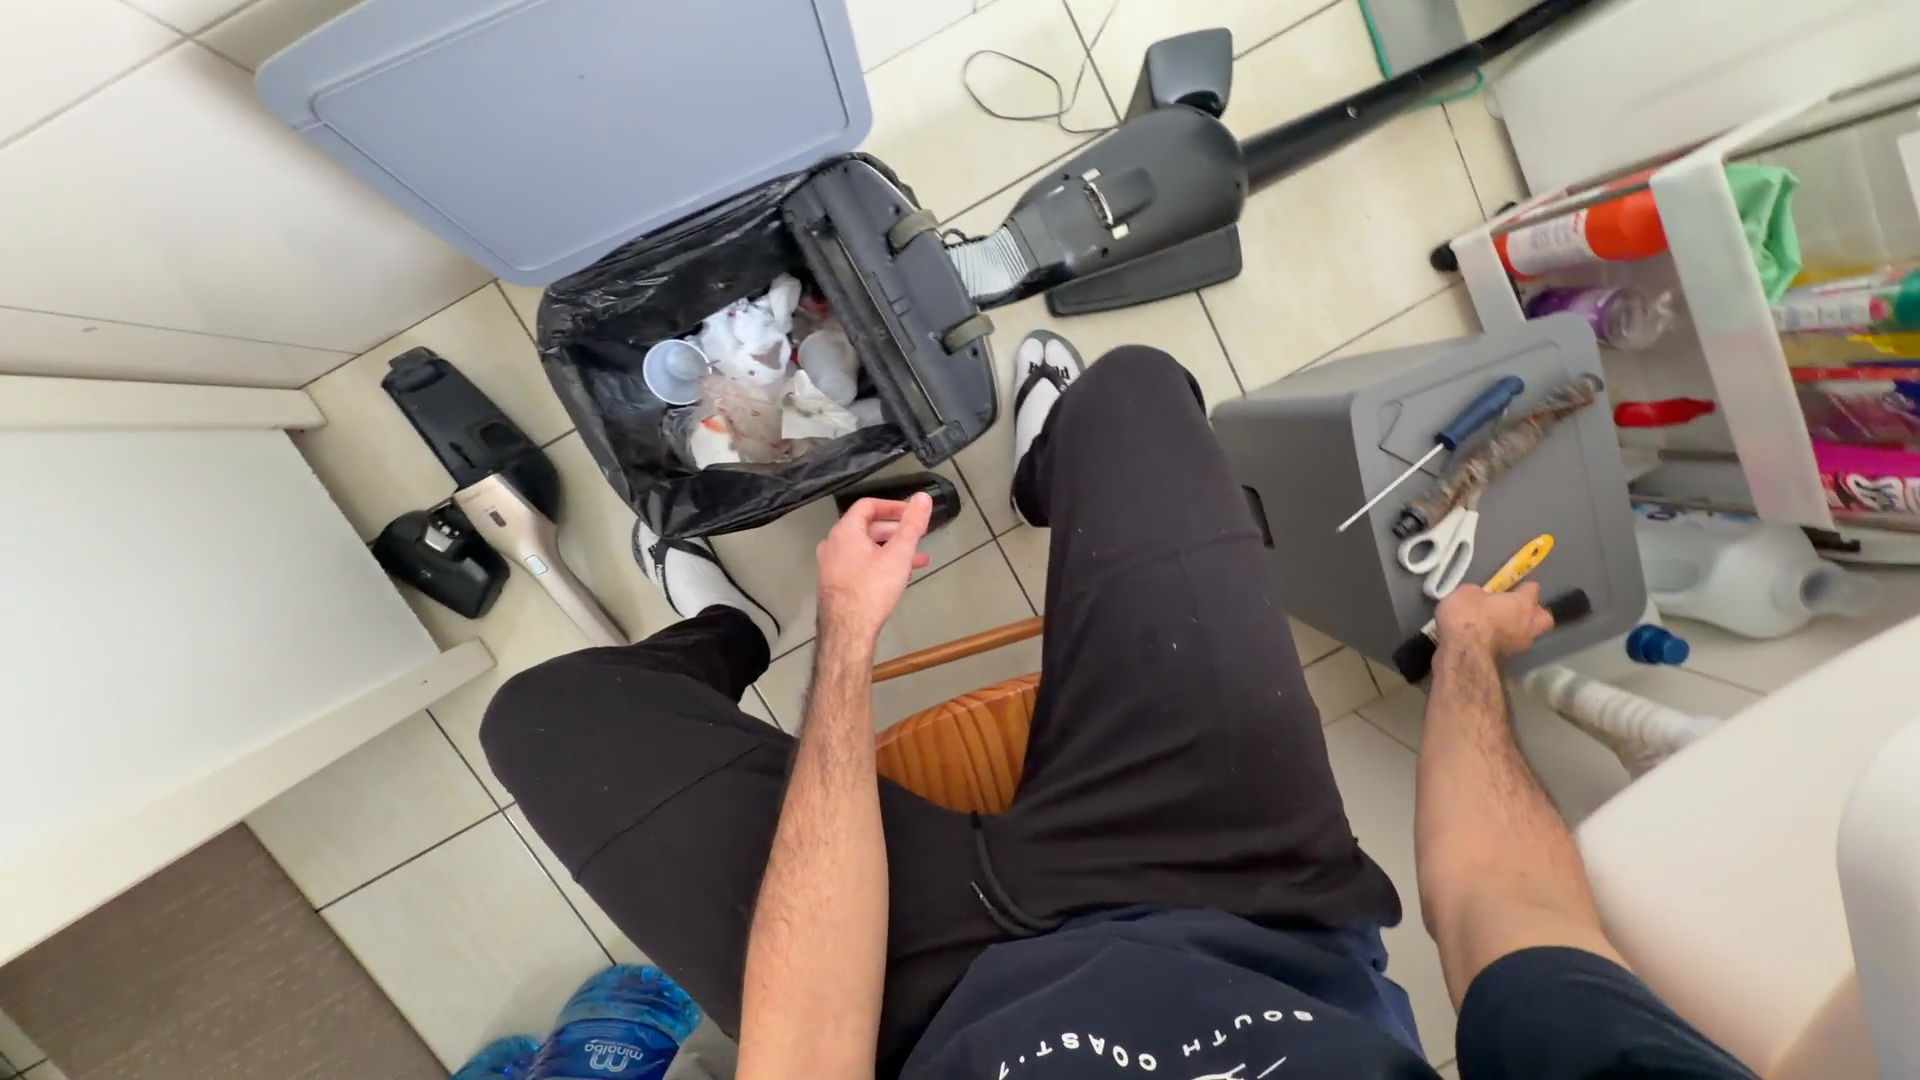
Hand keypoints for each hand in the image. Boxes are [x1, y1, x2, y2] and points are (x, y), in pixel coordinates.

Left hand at [816, 494, 933, 644]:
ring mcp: (831, 565)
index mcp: (845, 531)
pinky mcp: (834, 583)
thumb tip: (923, 497)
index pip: (868, 505)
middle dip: (897, 531)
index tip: (913, 513)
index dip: (893, 506)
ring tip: (918, 560)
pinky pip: (859, 564)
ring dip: (892, 550)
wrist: (847, 631)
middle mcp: (833, 544)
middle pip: (867, 527)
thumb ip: (912, 524)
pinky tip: (898, 577)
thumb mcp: (899, 554)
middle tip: (919, 536)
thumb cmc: (873, 589)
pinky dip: (879, 563)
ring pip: (865, 548)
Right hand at [1435, 582, 1553, 660]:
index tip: (1515, 587)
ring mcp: (1520, 644)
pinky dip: (1504, 644)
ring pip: (1529, 635)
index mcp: (1522, 603)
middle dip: (1534, 614)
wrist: (1464, 651)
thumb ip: (1478, 593)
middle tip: (1518, 611)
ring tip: (1502, 629)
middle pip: (1543, 618)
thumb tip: (1479, 597)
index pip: (1532, 590)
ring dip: (1519, 631)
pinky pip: (1511, 647)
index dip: (1524, 588)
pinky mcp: (1507, 659)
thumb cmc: (1468, 616)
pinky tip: (1490, 641)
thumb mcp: (1466, 593)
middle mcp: (1528, 624)